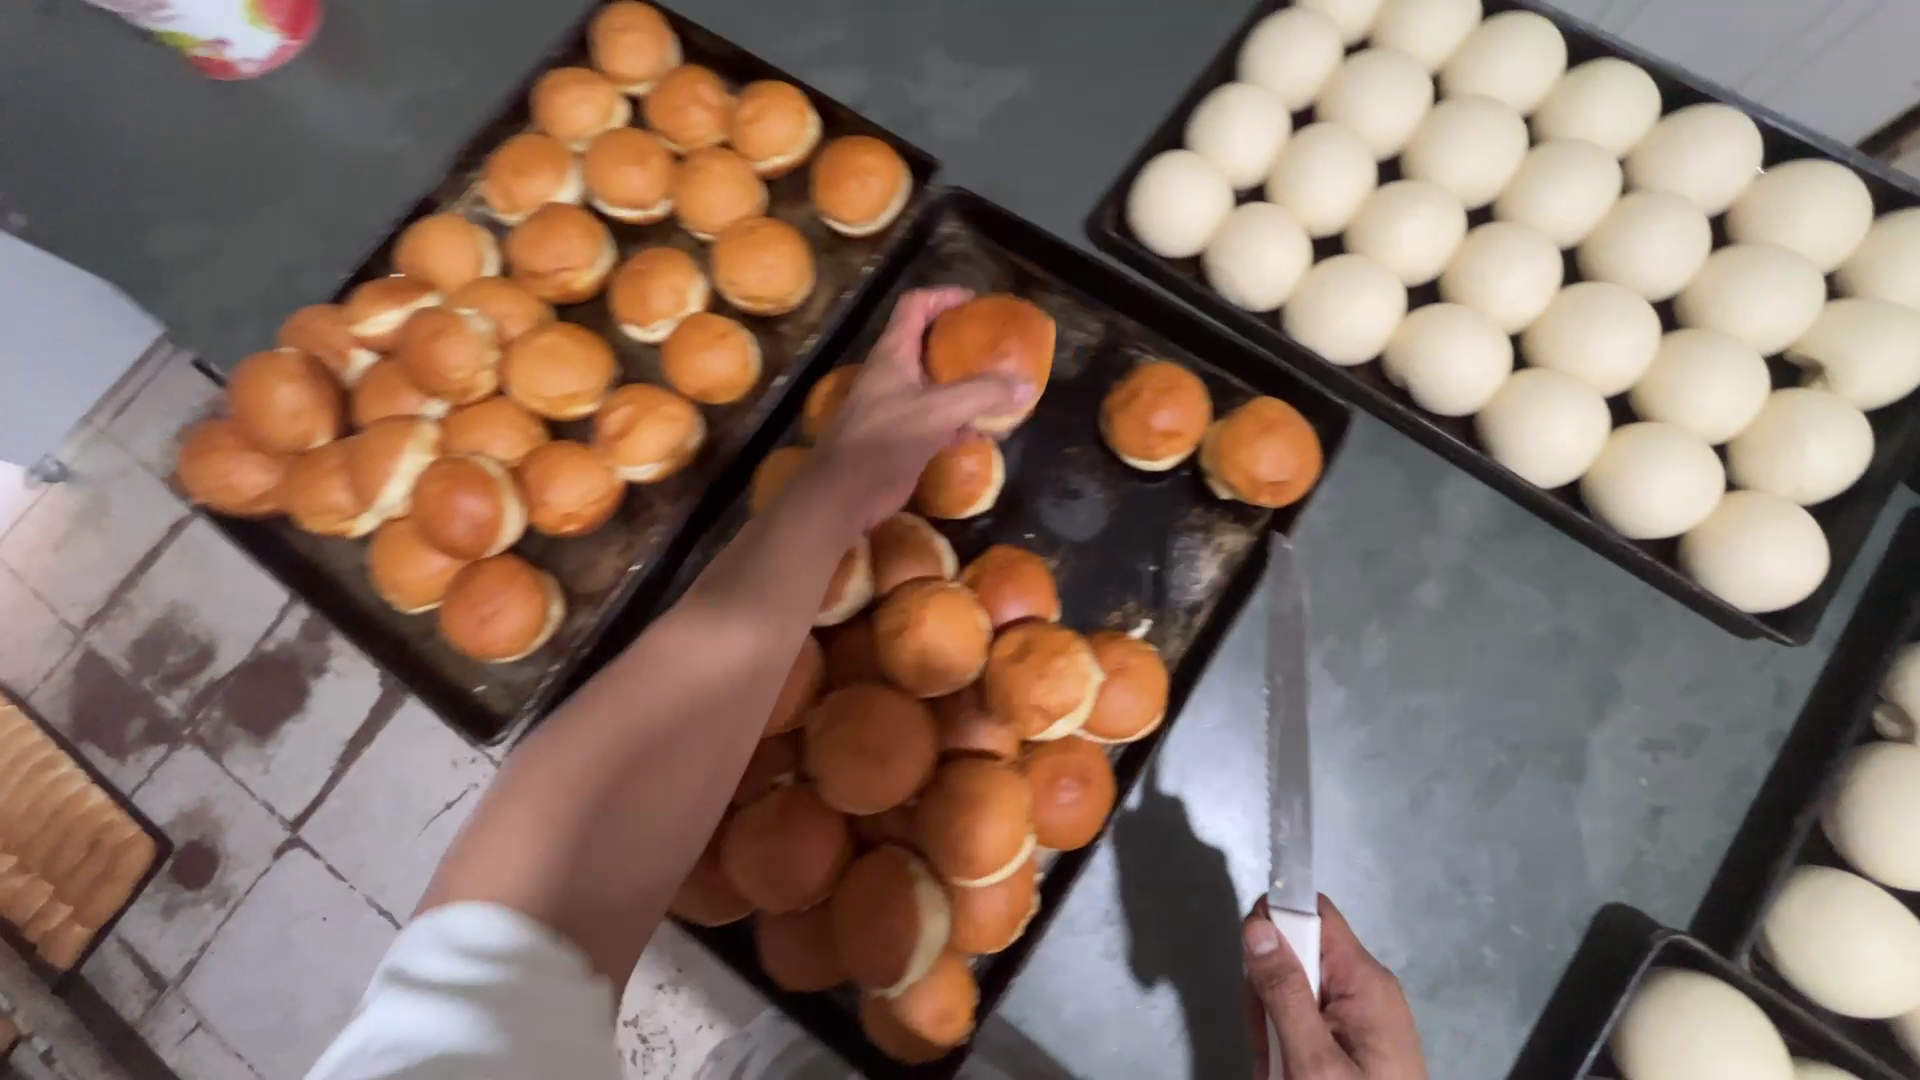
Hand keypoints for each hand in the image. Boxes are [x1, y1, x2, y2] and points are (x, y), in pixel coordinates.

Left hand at [808, 286, 1032, 529]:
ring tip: (997, 388)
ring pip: (934, 385)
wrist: (845, 492)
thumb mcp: (938, 410)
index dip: (943, 296)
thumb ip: (982, 394)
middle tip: (993, 347)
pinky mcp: (901, 439)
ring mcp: (895, 408)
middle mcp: (892, 376)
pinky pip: (936, 421)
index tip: (975, 302)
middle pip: (926, 345)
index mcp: (893, 354)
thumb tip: (1026, 384)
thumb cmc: (884, 440)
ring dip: (963, 386)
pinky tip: (984, 432)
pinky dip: (960, 422)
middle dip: (960, 343)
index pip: (915, 306)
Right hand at [1244, 896, 1426, 1079]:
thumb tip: (1257, 924)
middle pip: (1296, 951)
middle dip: (1267, 989)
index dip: (1274, 919)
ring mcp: (1362, 1016)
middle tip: (1263, 1041)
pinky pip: (1305, 1018)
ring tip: (1276, 1070)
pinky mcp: (1355, 1041)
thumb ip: (1283, 991)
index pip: (1312, 911)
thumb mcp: (1313, 1062)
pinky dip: (1286, 1042)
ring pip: (1293, 988)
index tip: (1249, 958)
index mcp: (1364, 980)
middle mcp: (1366, 987)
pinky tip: (1286, 1073)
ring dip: (1271, 1024)